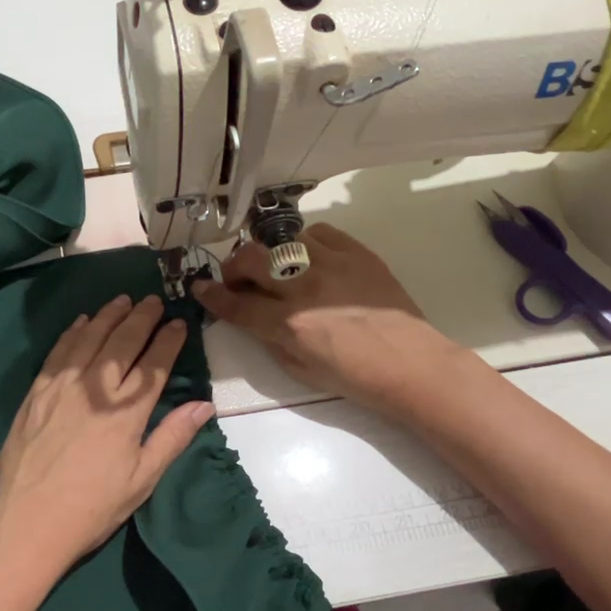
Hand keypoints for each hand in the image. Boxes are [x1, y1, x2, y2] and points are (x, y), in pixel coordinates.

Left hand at [0, 294, 215, 577]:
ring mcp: (61, 387)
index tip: (179, 323)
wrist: (28, 521)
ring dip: (108, 316)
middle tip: (154, 301)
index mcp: (126, 413)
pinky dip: (72, 332)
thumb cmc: (92, 507)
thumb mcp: (142, 480)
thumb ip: (172, 437)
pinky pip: (58, 351)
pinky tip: (82, 321)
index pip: (154, 365)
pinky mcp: (36, 392)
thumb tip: (203, 405)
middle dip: (142, 318)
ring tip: (123, 301)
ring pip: (89, 338)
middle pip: (122, 342)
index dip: (168, 340)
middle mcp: (95, 390)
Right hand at [193, 224, 454, 412]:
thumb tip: (252, 317)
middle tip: (236, 278)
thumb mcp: (300, 370)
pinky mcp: (356, 252)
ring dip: (269, 254)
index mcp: (289, 324)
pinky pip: (318, 233)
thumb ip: (270, 340)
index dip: (212, 296)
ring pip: (281, 241)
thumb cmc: (355, 377)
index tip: (200, 289)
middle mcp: (304, 288)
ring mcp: (331, 264)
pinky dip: (303, 243)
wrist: (410, 363)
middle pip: (251, 260)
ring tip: (275, 267)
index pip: (237, 305)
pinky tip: (307, 258)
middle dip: (233, 268)